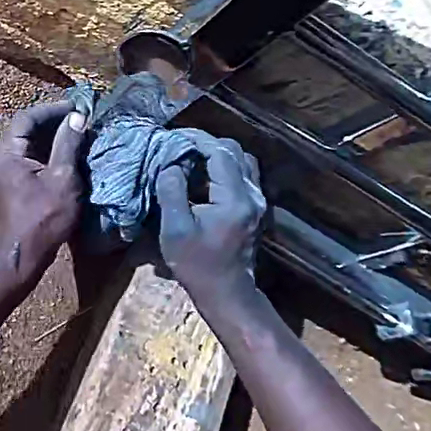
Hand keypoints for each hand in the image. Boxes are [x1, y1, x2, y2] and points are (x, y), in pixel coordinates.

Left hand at [0, 101, 86, 277]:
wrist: (23, 255)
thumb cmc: (43, 218)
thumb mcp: (62, 178)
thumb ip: (68, 144)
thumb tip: (77, 116)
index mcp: (6, 152)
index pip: (28, 117)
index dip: (53, 109)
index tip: (77, 107)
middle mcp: (1, 157)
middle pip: (27, 128)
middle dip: (55, 121)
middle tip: (81, 117)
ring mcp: (6, 170)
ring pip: (31, 142)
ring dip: (54, 136)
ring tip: (80, 131)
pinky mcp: (15, 182)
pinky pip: (32, 156)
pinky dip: (51, 151)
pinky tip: (70, 151)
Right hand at [155, 140, 267, 299]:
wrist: (227, 292)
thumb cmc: (197, 264)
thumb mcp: (175, 230)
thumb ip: (172, 192)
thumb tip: (172, 165)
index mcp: (234, 198)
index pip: (220, 152)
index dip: (197, 139)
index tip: (174, 137)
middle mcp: (252, 194)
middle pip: (235, 151)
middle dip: (207, 143)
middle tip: (181, 146)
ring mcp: (258, 200)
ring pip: (242, 160)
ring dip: (218, 154)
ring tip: (191, 158)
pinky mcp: (255, 207)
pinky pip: (243, 174)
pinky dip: (225, 167)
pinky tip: (204, 175)